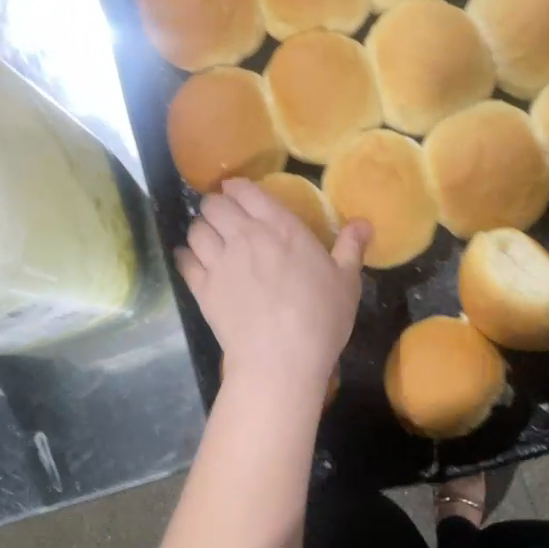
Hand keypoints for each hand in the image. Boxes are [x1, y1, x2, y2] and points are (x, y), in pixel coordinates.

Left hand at [176, 178, 371, 394]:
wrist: (280, 359)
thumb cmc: (320, 319)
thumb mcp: (347, 282)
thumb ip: (351, 248)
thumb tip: (363, 223)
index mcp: (281, 228)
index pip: (247, 191)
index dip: (238, 188)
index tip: (238, 193)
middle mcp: (245, 236)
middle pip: (214, 205)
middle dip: (216, 206)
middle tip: (223, 217)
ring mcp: (219, 261)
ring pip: (196, 229)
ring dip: (200, 229)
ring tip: (207, 238)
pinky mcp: (202, 288)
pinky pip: (184, 261)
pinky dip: (185, 257)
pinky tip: (190, 260)